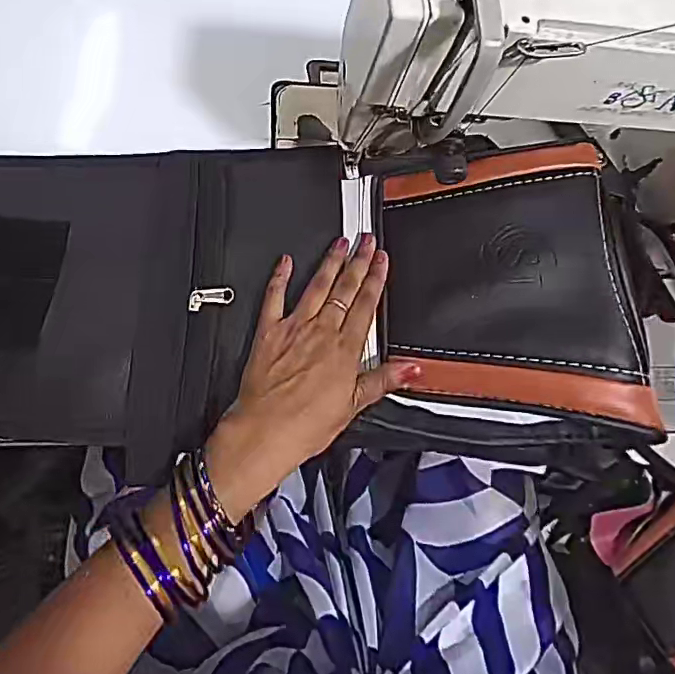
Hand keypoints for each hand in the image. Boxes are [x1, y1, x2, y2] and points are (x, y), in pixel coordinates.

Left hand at [203, 235, 419, 516]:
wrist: (264, 433)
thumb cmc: (304, 425)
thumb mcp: (353, 406)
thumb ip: (383, 380)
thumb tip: (410, 368)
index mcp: (344, 350)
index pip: (366, 304)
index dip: (376, 278)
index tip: (382, 260)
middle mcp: (321, 333)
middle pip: (345, 289)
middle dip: (359, 261)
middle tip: (367, 240)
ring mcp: (294, 328)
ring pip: (317, 286)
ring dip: (331, 262)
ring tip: (340, 242)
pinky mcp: (269, 332)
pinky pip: (274, 297)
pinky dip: (280, 277)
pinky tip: (286, 262)